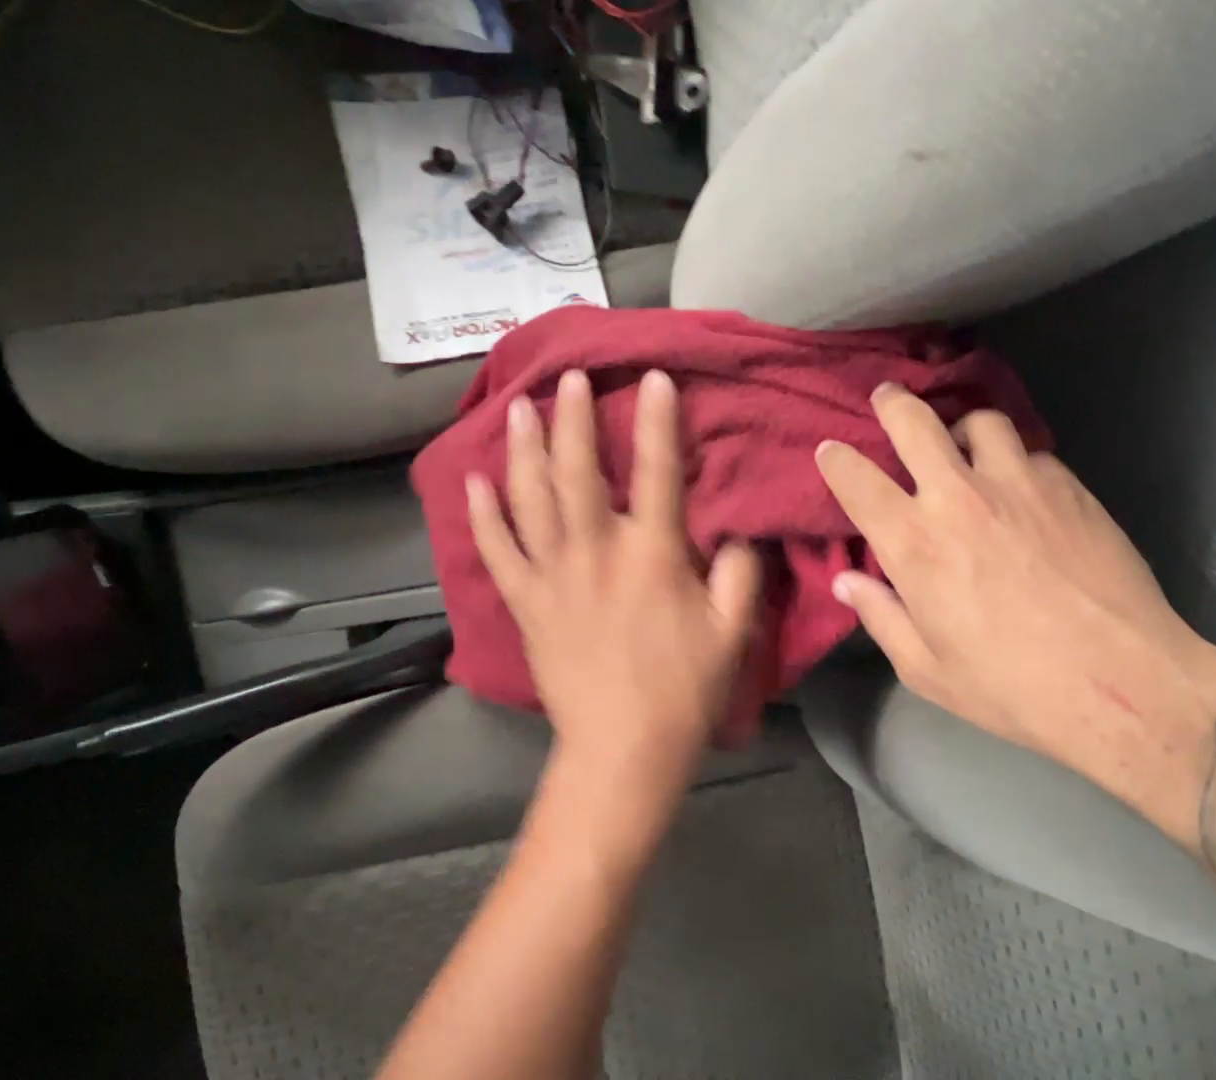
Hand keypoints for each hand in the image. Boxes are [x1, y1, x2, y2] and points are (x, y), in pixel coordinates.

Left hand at [467, 369, 761, 805]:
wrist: (623, 748)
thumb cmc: (685, 690)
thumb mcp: (734, 631)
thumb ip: (740, 571)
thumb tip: (738, 528)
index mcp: (653, 555)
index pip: (658, 472)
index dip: (657, 420)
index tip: (653, 377)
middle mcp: (597, 552)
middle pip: (578, 471)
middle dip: (573, 418)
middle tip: (568, 377)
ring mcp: (553, 576)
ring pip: (530, 499)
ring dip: (522, 449)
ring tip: (518, 407)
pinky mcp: (526, 604)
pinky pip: (498, 550)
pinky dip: (484, 515)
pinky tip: (475, 481)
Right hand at [814, 385, 1215, 833]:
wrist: (1121, 680)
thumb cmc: (1012, 687)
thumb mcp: (928, 670)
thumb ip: (882, 617)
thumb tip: (848, 582)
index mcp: (914, 543)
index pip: (857, 480)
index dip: (836, 460)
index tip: (830, 452)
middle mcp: (960, 497)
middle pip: (915, 421)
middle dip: (892, 403)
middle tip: (888, 398)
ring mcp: (1020, 483)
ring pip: (982, 422)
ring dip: (963, 429)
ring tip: (966, 445)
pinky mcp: (1069, 486)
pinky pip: (1033, 455)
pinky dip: (1017, 463)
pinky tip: (1024, 490)